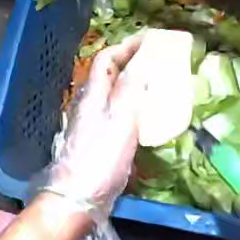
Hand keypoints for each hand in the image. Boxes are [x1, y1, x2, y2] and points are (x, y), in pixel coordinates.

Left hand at [40, 33, 144, 222]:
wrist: (77, 199)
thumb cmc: (98, 159)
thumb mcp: (120, 120)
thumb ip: (130, 90)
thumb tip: (142, 61)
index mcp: (93, 95)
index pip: (107, 58)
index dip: (127, 45)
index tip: (152, 40)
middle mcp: (90, 105)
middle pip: (111, 75)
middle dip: (134, 63)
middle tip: (161, 61)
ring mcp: (93, 125)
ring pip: (116, 95)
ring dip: (136, 85)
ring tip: (161, 84)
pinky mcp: (99, 143)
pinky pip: (119, 115)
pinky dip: (136, 108)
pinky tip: (150, 118)